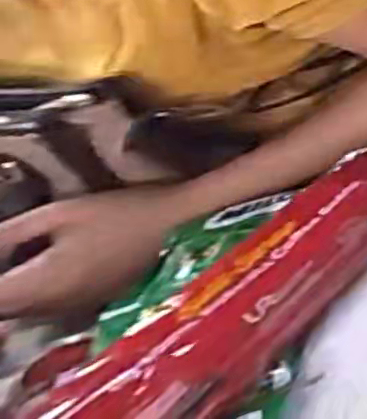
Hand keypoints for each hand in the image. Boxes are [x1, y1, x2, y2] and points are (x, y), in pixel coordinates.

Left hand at [0, 186, 194, 317]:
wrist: (191, 218)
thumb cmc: (128, 211)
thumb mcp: (63, 213)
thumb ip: (8, 235)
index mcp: (27, 288)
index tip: (8, 250)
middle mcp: (40, 310)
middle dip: (5, 280)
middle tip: (21, 252)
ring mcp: (68, 311)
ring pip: (17, 311)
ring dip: (18, 290)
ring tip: (40, 259)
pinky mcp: (90, 306)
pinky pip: (47, 307)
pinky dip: (42, 292)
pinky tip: (64, 269)